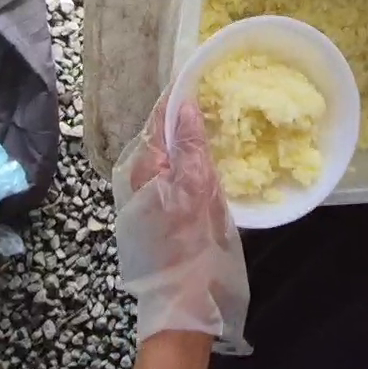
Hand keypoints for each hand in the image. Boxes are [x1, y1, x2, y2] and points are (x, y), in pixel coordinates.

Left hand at [113, 98, 249, 351]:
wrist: (183, 300)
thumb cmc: (189, 242)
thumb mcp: (195, 187)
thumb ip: (190, 144)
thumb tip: (186, 103)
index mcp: (145, 164)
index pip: (161, 114)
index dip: (181, 91)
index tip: (204, 68)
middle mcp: (143, 172)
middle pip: (166, 129)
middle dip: (190, 108)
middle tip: (222, 88)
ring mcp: (153, 190)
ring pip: (175, 147)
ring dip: (195, 129)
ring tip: (223, 111)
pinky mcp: (166, 205)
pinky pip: (181, 165)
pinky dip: (197, 151)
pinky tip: (218, 148)